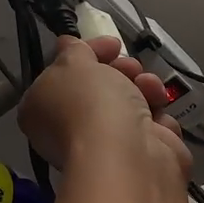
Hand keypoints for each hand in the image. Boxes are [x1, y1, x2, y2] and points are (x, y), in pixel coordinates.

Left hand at [19, 35, 192, 180]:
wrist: (131, 154)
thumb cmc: (92, 105)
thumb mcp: (74, 63)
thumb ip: (74, 50)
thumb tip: (71, 46)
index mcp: (43, 109)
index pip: (65, 75)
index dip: (89, 53)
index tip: (113, 45)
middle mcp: (73, 130)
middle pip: (101, 90)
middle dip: (121, 72)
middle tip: (132, 67)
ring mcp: (110, 147)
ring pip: (132, 107)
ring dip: (145, 89)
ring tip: (152, 88)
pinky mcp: (144, 157)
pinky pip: (153, 129)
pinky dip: (160, 119)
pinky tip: (161, 114)